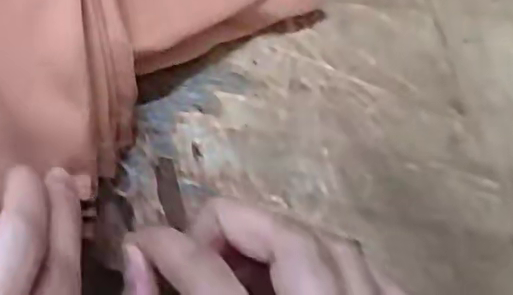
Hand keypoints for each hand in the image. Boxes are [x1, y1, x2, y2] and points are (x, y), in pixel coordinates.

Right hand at [123, 198, 405, 294]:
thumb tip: (134, 258)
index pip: (201, 266)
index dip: (157, 242)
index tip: (138, 245)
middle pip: (285, 236)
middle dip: (227, 228)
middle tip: (197, 253)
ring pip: (339, 247)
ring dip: (281, 241)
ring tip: (247, 270)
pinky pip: (378, 277)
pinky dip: (337, 265)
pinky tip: (305, 283)